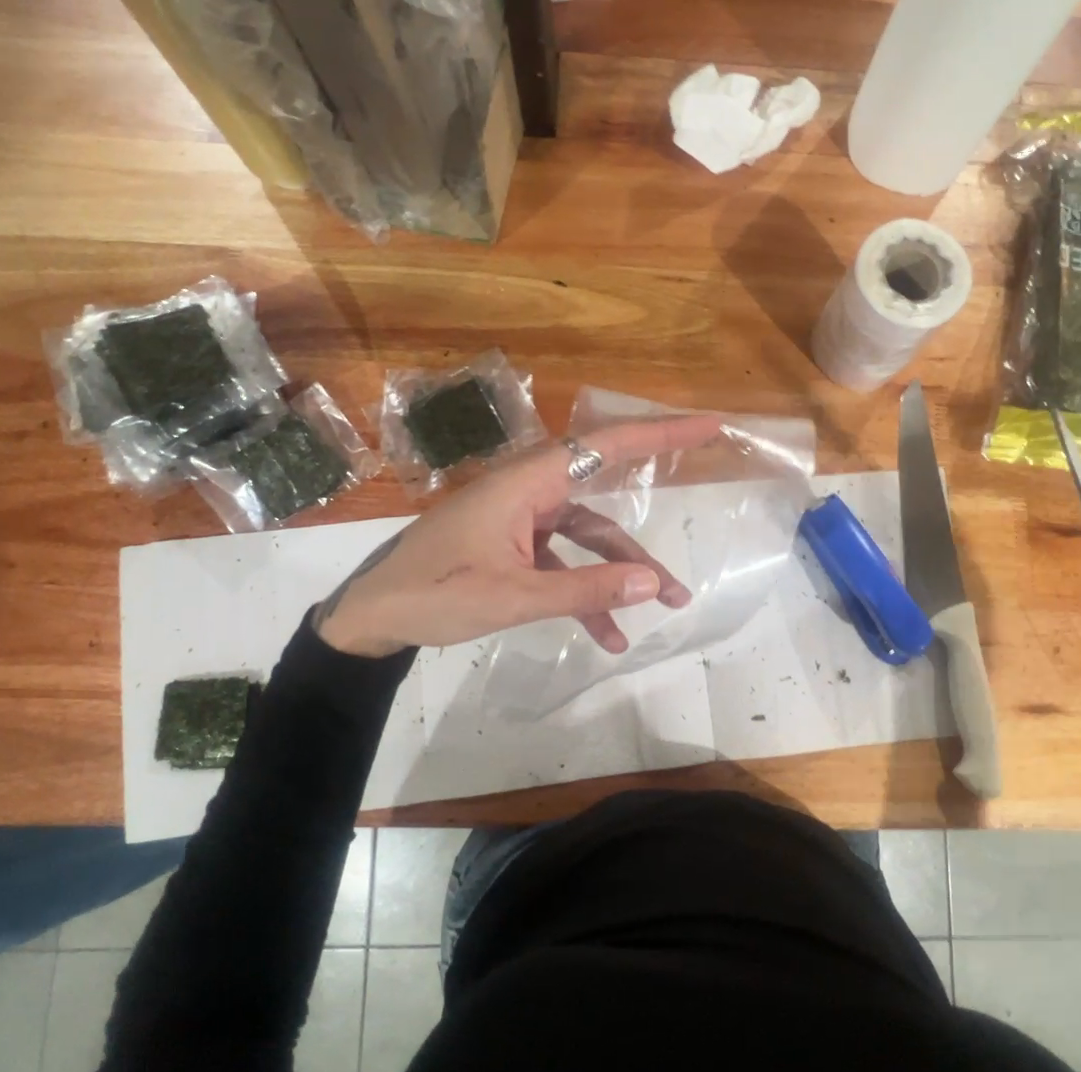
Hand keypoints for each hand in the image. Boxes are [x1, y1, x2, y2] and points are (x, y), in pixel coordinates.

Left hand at [314, 415, 726, 657]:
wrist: (373, 617)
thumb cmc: (435, 594)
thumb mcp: (514, 597)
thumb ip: (585, 590)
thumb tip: (653, 581)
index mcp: (524, 485)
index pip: (603, 447)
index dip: (659, 435)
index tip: (707, 426)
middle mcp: (527, 494)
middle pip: (604, 495)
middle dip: (650, 516)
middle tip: (706, 483)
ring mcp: (519, 523)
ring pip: (587, 539)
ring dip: (623, 572)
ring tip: (668, 606)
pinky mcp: (511, 550)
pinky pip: (562, 565)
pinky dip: (585, 594)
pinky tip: (610, 636)